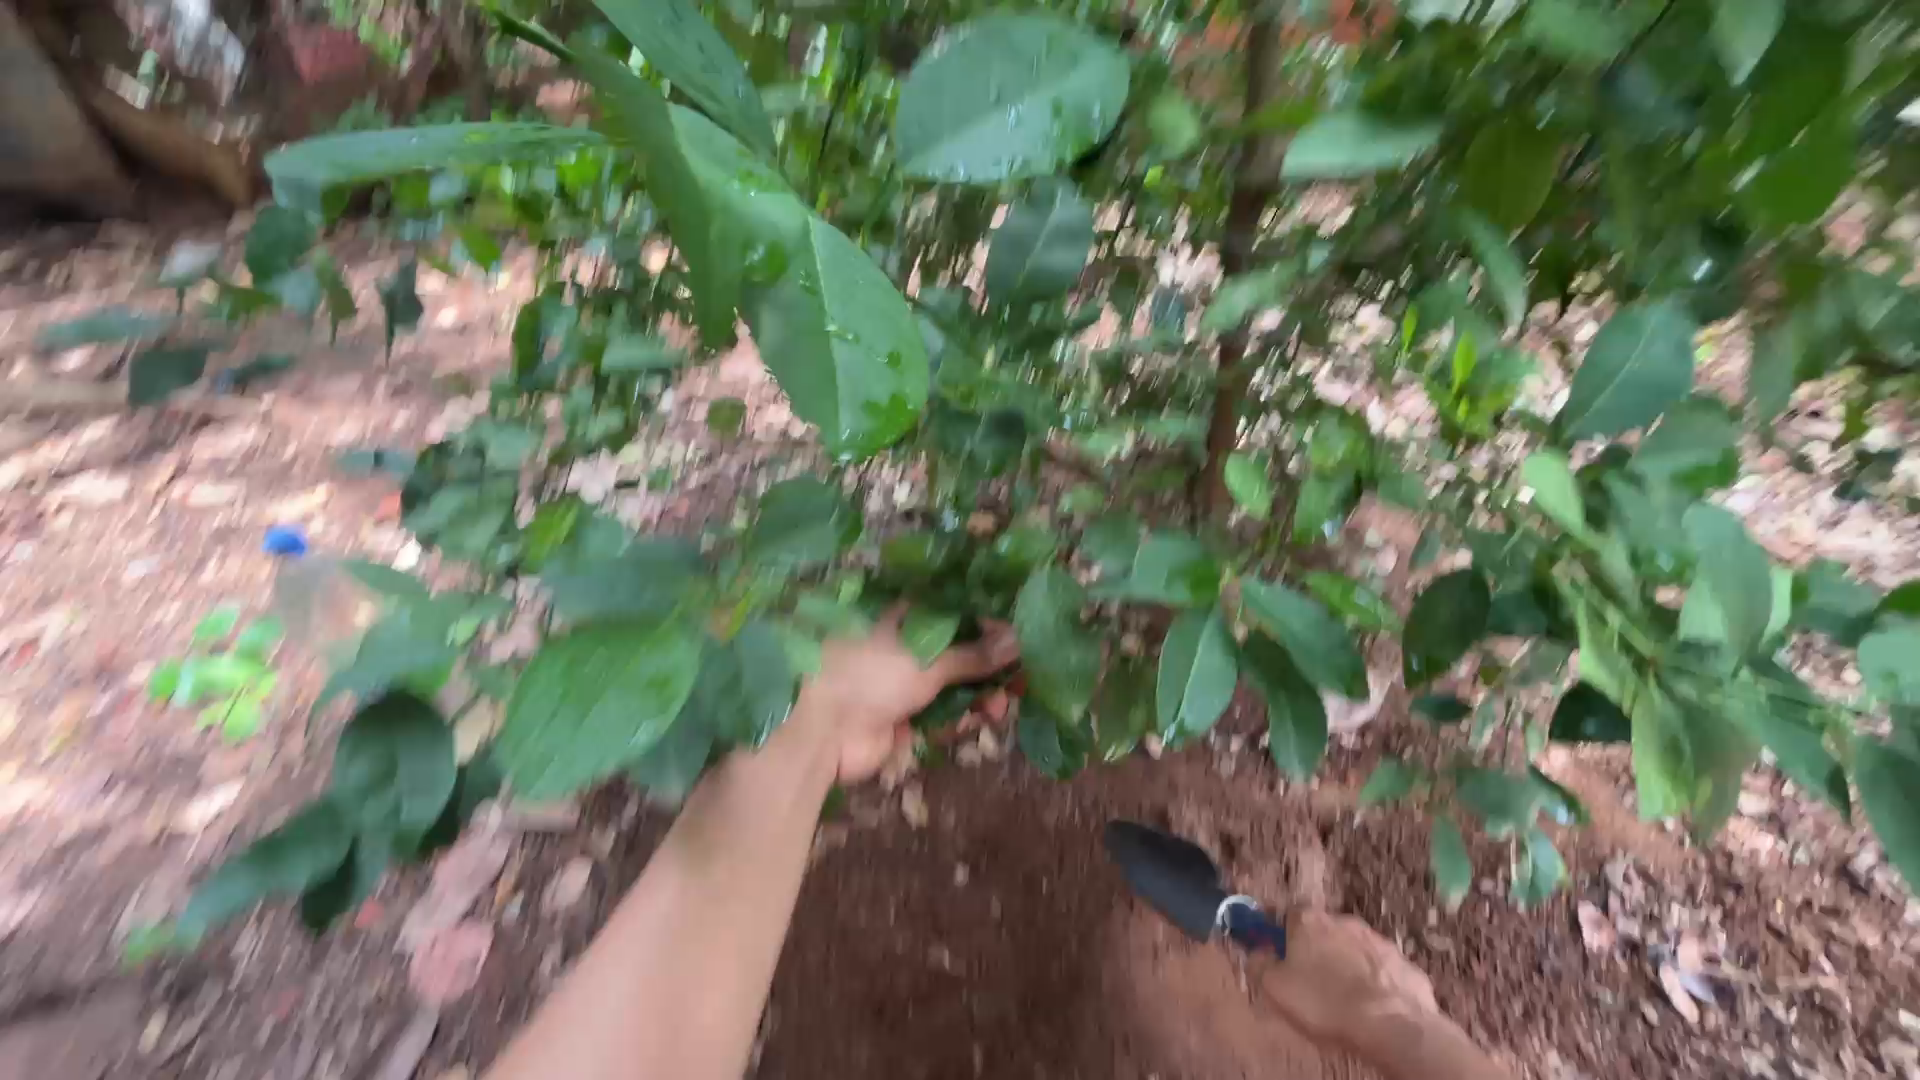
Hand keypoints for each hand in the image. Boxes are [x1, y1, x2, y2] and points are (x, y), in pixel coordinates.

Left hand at [789, 607, 1018, 782]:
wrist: (821, 732)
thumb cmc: (870, 674)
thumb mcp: (927, 658)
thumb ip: (974, 653)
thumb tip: (1018, 638)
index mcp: (907, 615)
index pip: (958, 610)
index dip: (991, 622)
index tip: (1021, 634)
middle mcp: (907, 643)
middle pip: (961, 650)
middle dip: (993, 666)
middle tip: (1023, 680)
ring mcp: (905, 681)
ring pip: (956, 684)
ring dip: (982, 695)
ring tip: (1000, 709)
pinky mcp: (904, 717)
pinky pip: (942, 714)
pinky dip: (961, 718)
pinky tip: (979, 720)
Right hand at [1256, 911, 1439, 1051]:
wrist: (1393, 1026)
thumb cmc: (1324, 1003)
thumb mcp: (1275, 988)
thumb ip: (1258, 964)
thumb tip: (1254, 952)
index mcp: (1308, 920)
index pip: (1286, 914)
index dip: (1281, 935)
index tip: (1280, 956)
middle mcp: (1343, 920)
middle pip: (1323, 930)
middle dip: (1317, 950)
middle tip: (1313, 981)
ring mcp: (1379, 941)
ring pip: (1355, 949)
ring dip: (1349, 965)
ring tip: (1346, 999)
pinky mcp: (1406, 965)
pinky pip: (1383, 970)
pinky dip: (1377, 983)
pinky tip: (1375, 1007)